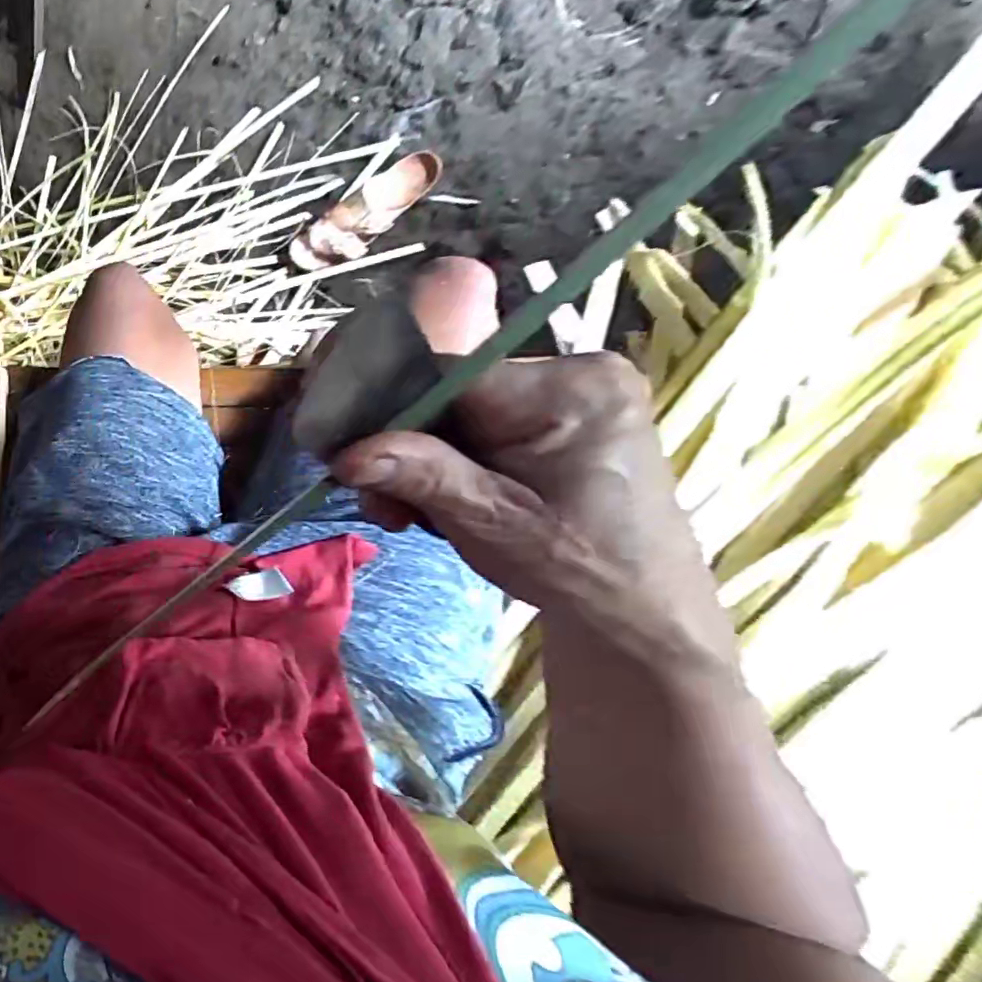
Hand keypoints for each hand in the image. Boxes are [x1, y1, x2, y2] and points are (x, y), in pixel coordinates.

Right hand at [327, 259, 733, 664]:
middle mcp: (569, 371)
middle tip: (383, 506)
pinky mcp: (549, 415)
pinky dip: (440, 463)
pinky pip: (470, 424)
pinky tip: (437, 503)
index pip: (446, 372)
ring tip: (412, 517)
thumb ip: (424, 478)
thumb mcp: (494, 525)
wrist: (639, 610)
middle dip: (399, 447)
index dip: (383, 406)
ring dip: (415, 462)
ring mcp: (560, 391)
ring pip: (449, 411)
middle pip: (443, 392)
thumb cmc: (578, 570)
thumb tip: (347, 455)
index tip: (343, 451)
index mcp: (568, 389)